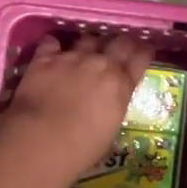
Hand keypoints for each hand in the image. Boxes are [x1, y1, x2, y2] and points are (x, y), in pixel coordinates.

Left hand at [2, 34, 154, 180]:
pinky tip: (51, 51)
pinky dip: (53, 46)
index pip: (141, 58)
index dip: (143, 52)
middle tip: (118, 48)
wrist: (42, 140)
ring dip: (89, 45)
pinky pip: (51, 43)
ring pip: (87, 39)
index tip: (144, 51)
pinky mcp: (45, 59)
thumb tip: (108, 103)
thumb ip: (113, 107)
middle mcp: (101, 64)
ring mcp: (73, 58)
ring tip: (85, 51)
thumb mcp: (110, 130)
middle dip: (121, 43)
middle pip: (119, 42)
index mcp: (121, 85)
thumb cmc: (81, 148)